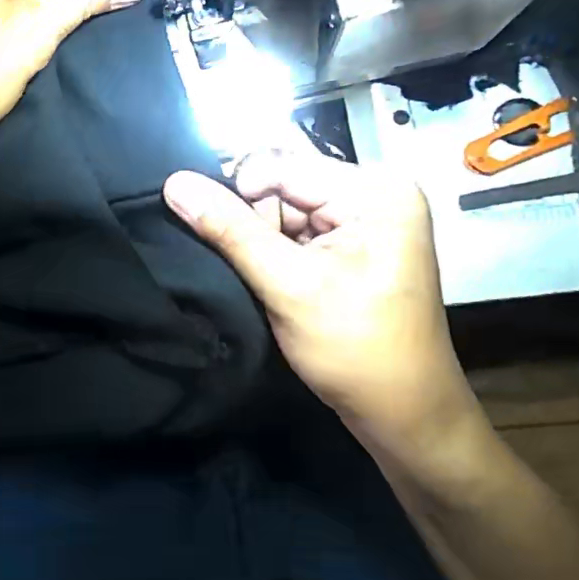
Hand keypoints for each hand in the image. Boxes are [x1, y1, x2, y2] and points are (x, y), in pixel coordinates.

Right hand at [163, 151, 479, 452]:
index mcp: (375, 190)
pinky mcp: (357, 240)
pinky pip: (301, 228)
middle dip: (258, 224)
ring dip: (267, 241)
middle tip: (262, 273)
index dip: (240, 198)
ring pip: (287, 208)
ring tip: (274, 282)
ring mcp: (368, 217)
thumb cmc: (356, 351)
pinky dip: (280, 252)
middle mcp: (376, 191)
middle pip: (285, 184)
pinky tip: (281, 280)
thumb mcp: (288, 286)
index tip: (226, 244)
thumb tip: (174, 183)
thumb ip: (229, 230)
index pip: (281, 166)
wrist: (404, 414)